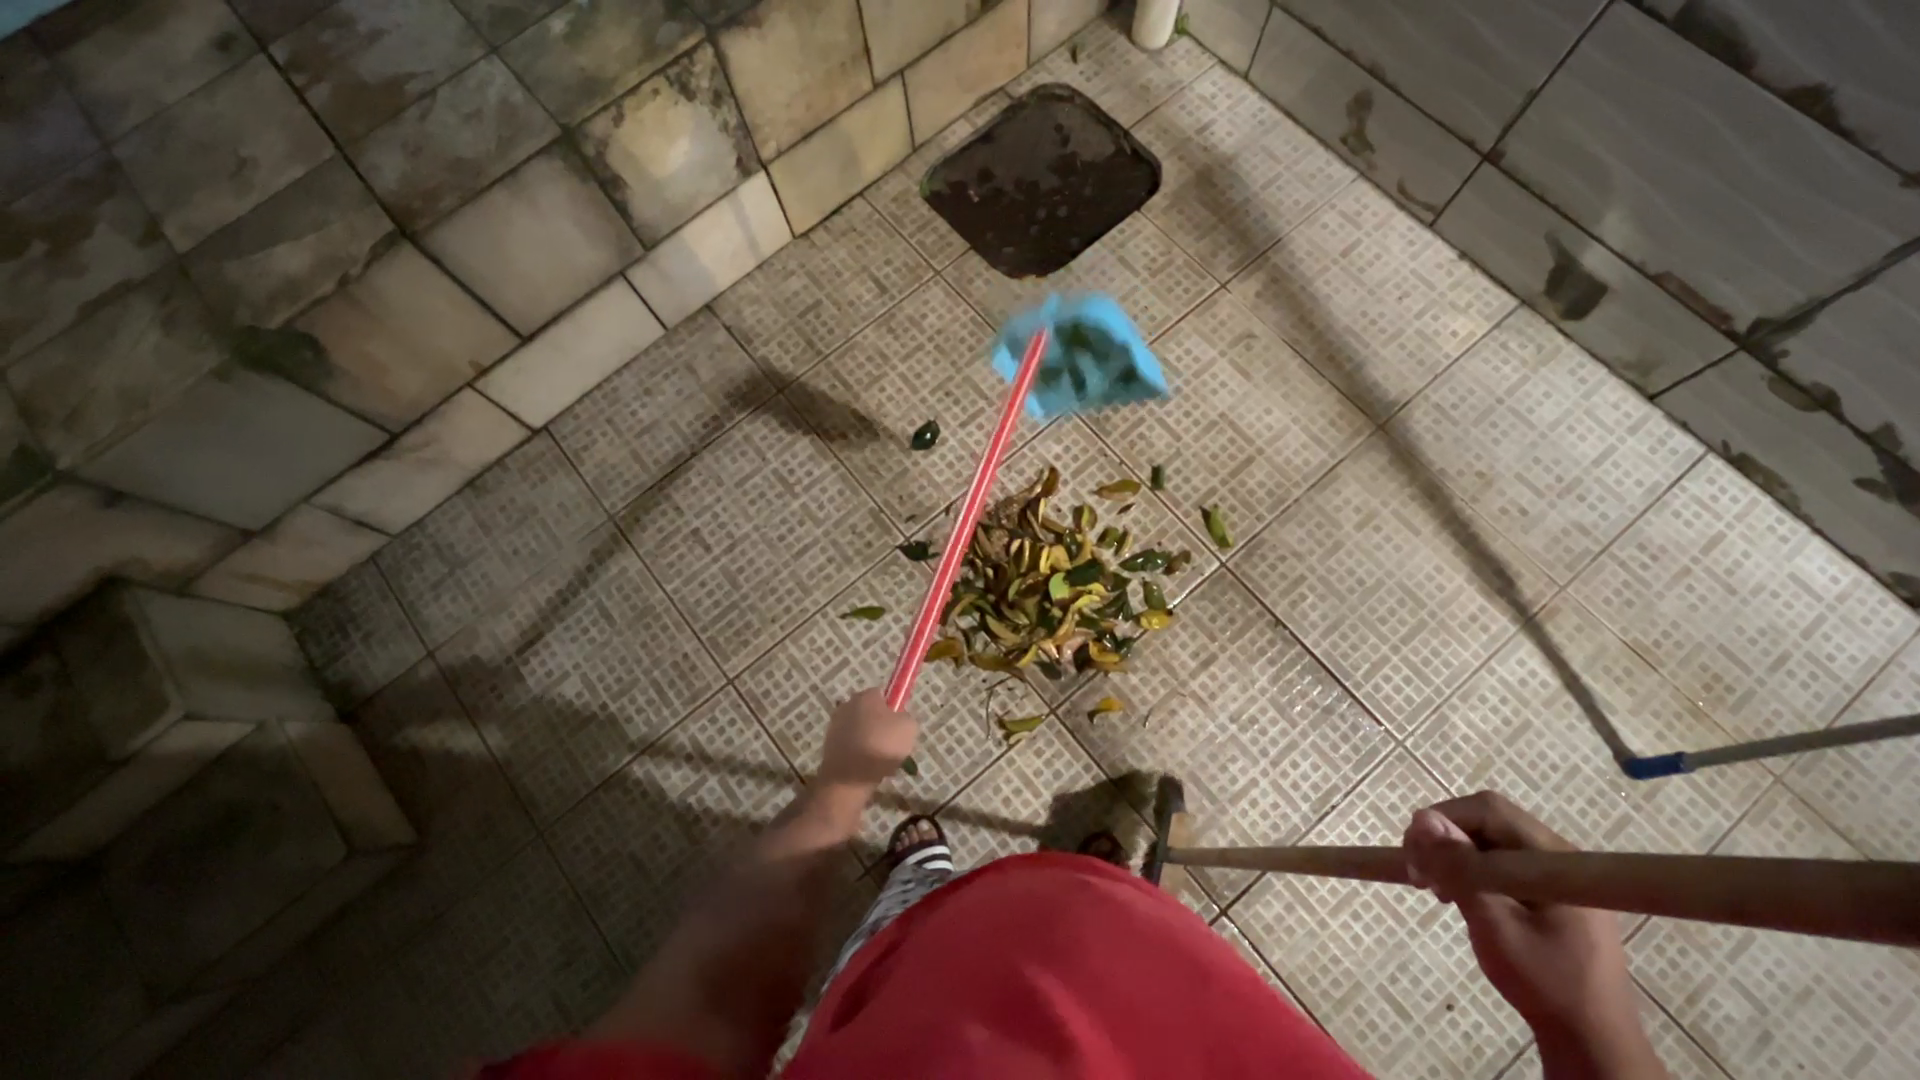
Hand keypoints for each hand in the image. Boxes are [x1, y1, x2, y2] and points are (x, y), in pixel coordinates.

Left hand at [818, 688, 916, 791]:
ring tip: (881, 760)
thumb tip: (899, 717)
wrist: (849, 777)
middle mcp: (848, 705)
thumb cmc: (881, 747)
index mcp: (866, 696)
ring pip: (861, 729)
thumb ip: (906, 717)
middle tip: (893, 744)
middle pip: (870, 712)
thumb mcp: (909, 728)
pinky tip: (867, 767)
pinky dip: (859, 753)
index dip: (894, 709)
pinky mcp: (829, 743)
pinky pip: (851, 744)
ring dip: (870, 740)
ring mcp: (835, 724)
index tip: (900, 726)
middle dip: (881, 725)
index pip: (884, 694)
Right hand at [1405, 793, 1656, 1075]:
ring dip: (1453, 857)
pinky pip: (1498, 864)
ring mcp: (1553, 875)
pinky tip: (1455, 896)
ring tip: (1433, 889)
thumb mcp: (1494, 925)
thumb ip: (1460, 870)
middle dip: (1443, 840)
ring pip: (1488, 843)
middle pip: (1486, 822)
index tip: (1413, 853)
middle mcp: (1556, 856)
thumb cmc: (1544, 981)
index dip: (1442, 819)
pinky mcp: (1547, 894)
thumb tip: (1422, 819)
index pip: (1488, 810)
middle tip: (1418, 876)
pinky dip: (1469, 872)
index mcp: (1553, 857)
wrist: (1592, 1039)